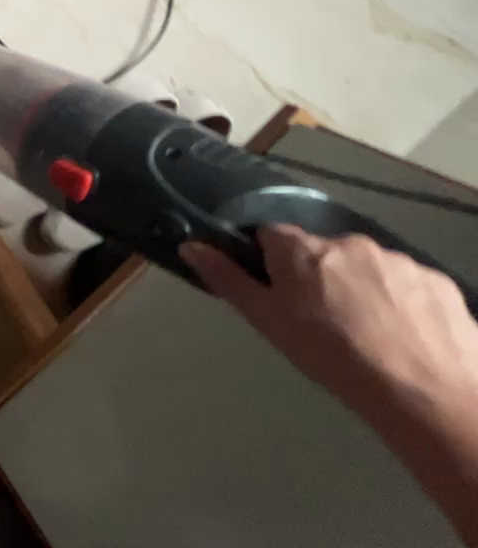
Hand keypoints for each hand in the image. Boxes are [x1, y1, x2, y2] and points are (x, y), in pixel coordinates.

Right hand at [181, 226, 477, 420]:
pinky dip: (400, 300)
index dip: (268, 261)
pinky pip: (407, 283)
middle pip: (320, 250)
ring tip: (366, 329)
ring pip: (365, 267)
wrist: (428, 398)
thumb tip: (190, 245)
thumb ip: (225, 276)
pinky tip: (401, 333)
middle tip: (320, 316)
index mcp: (301, 248)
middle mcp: (350, 243)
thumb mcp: (264, 319)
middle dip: (317, 274)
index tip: (277, 291)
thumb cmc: (330, 355)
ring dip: (360, 286)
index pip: (269, 235)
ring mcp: (402, 263)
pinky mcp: (443, 285)